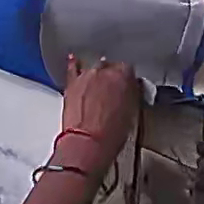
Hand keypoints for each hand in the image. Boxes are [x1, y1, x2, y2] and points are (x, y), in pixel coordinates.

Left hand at [50, 56, 136, 175]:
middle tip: (113, 89)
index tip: (128, 85)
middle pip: (109, 66)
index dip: (128, 78)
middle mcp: (103, 71)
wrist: (87, 143)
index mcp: (123, 77)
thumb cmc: (111, 134)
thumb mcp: (131, 114)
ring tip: (98, 84)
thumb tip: (131, 91)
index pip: (128, 69)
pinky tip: (74, 60)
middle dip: (112, 75)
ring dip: (96, 74)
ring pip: (93, 67)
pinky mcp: (72, 82)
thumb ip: (131, 95)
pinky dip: (75, 65)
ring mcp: (86, 75)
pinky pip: (73, 68)